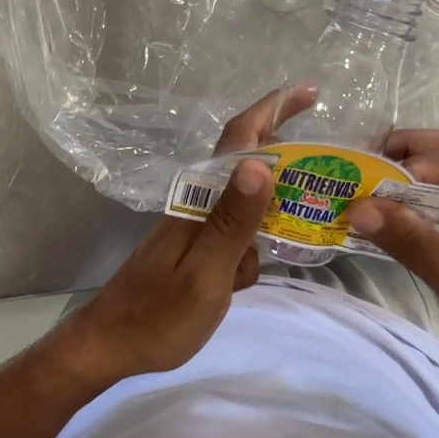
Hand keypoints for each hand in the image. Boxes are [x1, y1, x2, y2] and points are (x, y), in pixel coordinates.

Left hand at [47, 85, 316, 382]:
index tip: (312, 91)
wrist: (108, 346)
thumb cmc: (157, 316)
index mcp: (198, 203)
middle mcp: (196, 207)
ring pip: (245, 210)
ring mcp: (194, 231)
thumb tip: (260, 164)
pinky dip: (249, 255)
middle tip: (329, 178)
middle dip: (288, 168)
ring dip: (268, 222)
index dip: (273, 110)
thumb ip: (231, 222)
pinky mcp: (193, 254)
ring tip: (297, 235)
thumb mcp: (204, 273)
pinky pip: (233, 241)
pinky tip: (246, 283)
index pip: (239, 142)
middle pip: (248, 170)